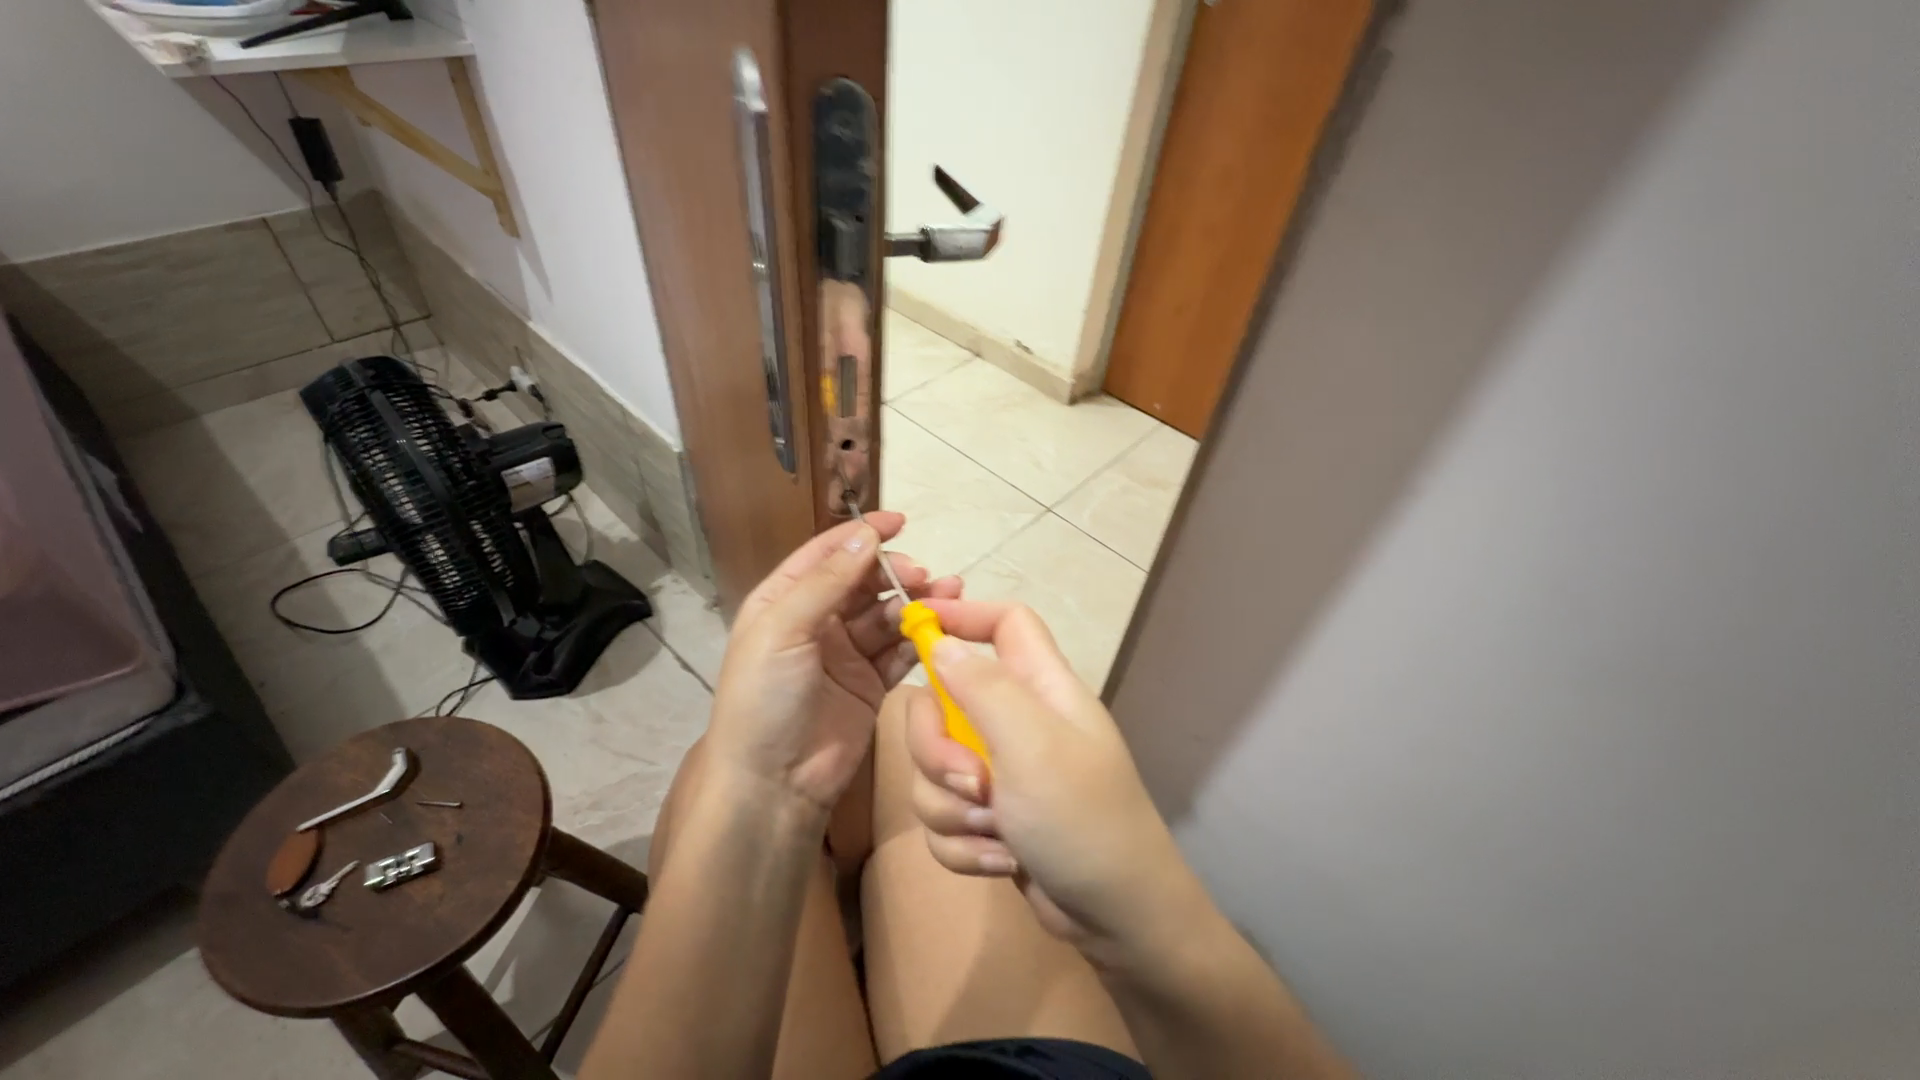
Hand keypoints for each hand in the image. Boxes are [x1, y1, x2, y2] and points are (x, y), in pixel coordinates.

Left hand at [709, 514, 962, 815]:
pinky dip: (920, 638)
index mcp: (785, 600)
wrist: (772, 782)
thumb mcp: (784, 630)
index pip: (828, 554)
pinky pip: (900, 652)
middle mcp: (817, 621)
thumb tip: (865, 533)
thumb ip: (827, 581)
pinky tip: (939, 629)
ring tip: (946, 594)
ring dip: (915, 602)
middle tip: (923, 576)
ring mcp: (846, 654)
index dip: (862, 534)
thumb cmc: (764, 698)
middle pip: (864, 582)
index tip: (900, 521)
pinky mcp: (871, 685)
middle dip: (895, 572)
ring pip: (888, 615)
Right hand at [904, 601, 1209, 960]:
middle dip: (937, 752)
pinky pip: (944, 818)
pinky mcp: (991, 820)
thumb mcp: (1032, 743)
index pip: (1004, 624)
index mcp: (1041, 689)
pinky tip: (1001, 861)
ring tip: (998, 834)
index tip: (912, 629)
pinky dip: (964, 846)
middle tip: (974, 782)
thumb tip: (942, 644)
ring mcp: (1003, 774)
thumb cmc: (1082, 818)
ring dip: (955, 810)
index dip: (961, 616)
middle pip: (942, 704)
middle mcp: (1018, 724)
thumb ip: (982, 688)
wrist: (1118, 918)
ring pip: (934, 771)